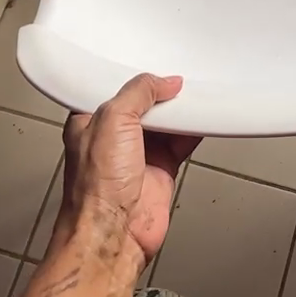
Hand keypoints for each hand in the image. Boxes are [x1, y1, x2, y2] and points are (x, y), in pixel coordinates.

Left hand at [56, 74, 199, 265]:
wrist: (114, 234)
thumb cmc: (95, 188)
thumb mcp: (112, 120)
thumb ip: (139, 92)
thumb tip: (165, 82)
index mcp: (90, 120)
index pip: (115, 87)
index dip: (135, 74)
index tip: (157, 61)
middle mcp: (113, 136)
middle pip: (145, 103)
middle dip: (163, 91)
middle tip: (182, 77)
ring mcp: (138, 153)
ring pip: (167, 121)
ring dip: (182, 110)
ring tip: (198, 92)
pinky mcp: (161, 168)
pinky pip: (183, 141)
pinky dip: (195, 129)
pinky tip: (205, 116)